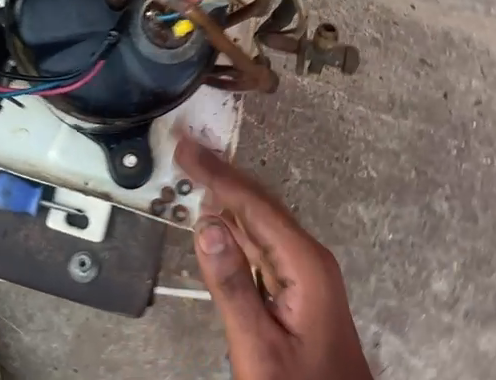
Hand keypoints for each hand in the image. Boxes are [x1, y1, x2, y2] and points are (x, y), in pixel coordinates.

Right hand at [177, 137, 371, 379]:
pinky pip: (262, 245)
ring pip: (260, 222)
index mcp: (304, 264)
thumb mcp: (259, 348)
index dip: (217, 173)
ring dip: (226, 197)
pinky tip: (216, 222)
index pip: (253, 204)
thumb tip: (206, 224)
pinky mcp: (298, 292)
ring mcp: (306, 275)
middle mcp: (309, 259)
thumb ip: (232, 286)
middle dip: (222, 174)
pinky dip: (234, 226)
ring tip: (195, 173)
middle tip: (186, 149)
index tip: (186, 147)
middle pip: (259, 204)